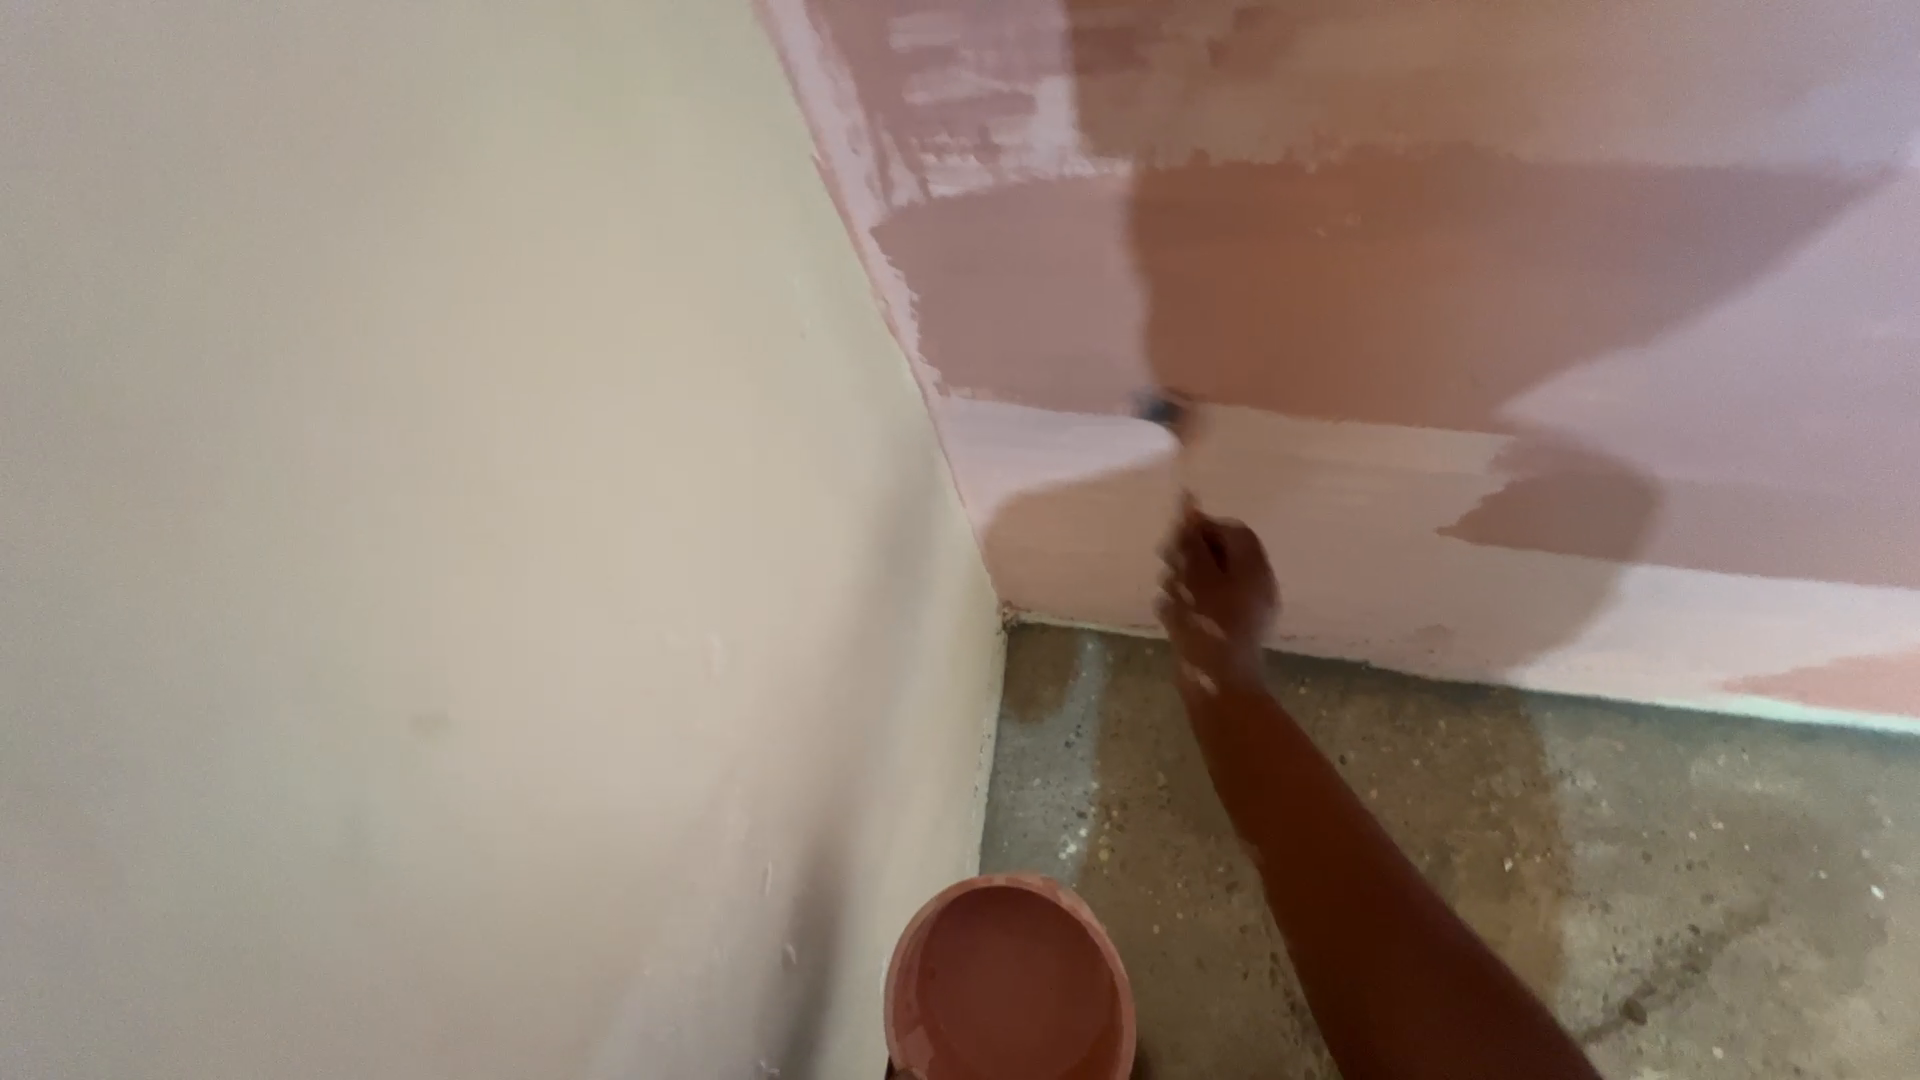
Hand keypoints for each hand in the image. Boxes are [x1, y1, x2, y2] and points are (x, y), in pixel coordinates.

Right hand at [1156, 506, 1277, 694]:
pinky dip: (1188, 603)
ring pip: (1210, 580)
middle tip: (1168, 567)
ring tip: (1167, 593)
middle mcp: (1254, 585)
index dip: (1202, 528)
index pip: (1232, 531)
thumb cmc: (1208, 623)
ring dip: (1184, 580)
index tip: (1175, 540)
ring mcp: (1244, 610)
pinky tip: (1170, 614)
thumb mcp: (1196, 575)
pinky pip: (1208, 605)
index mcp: (1254, 568)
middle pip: (1221, 554)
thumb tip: (1188, 505)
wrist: (1218, 682)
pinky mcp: (1229, 631)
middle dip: (1189, 556)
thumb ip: (1191, 540)